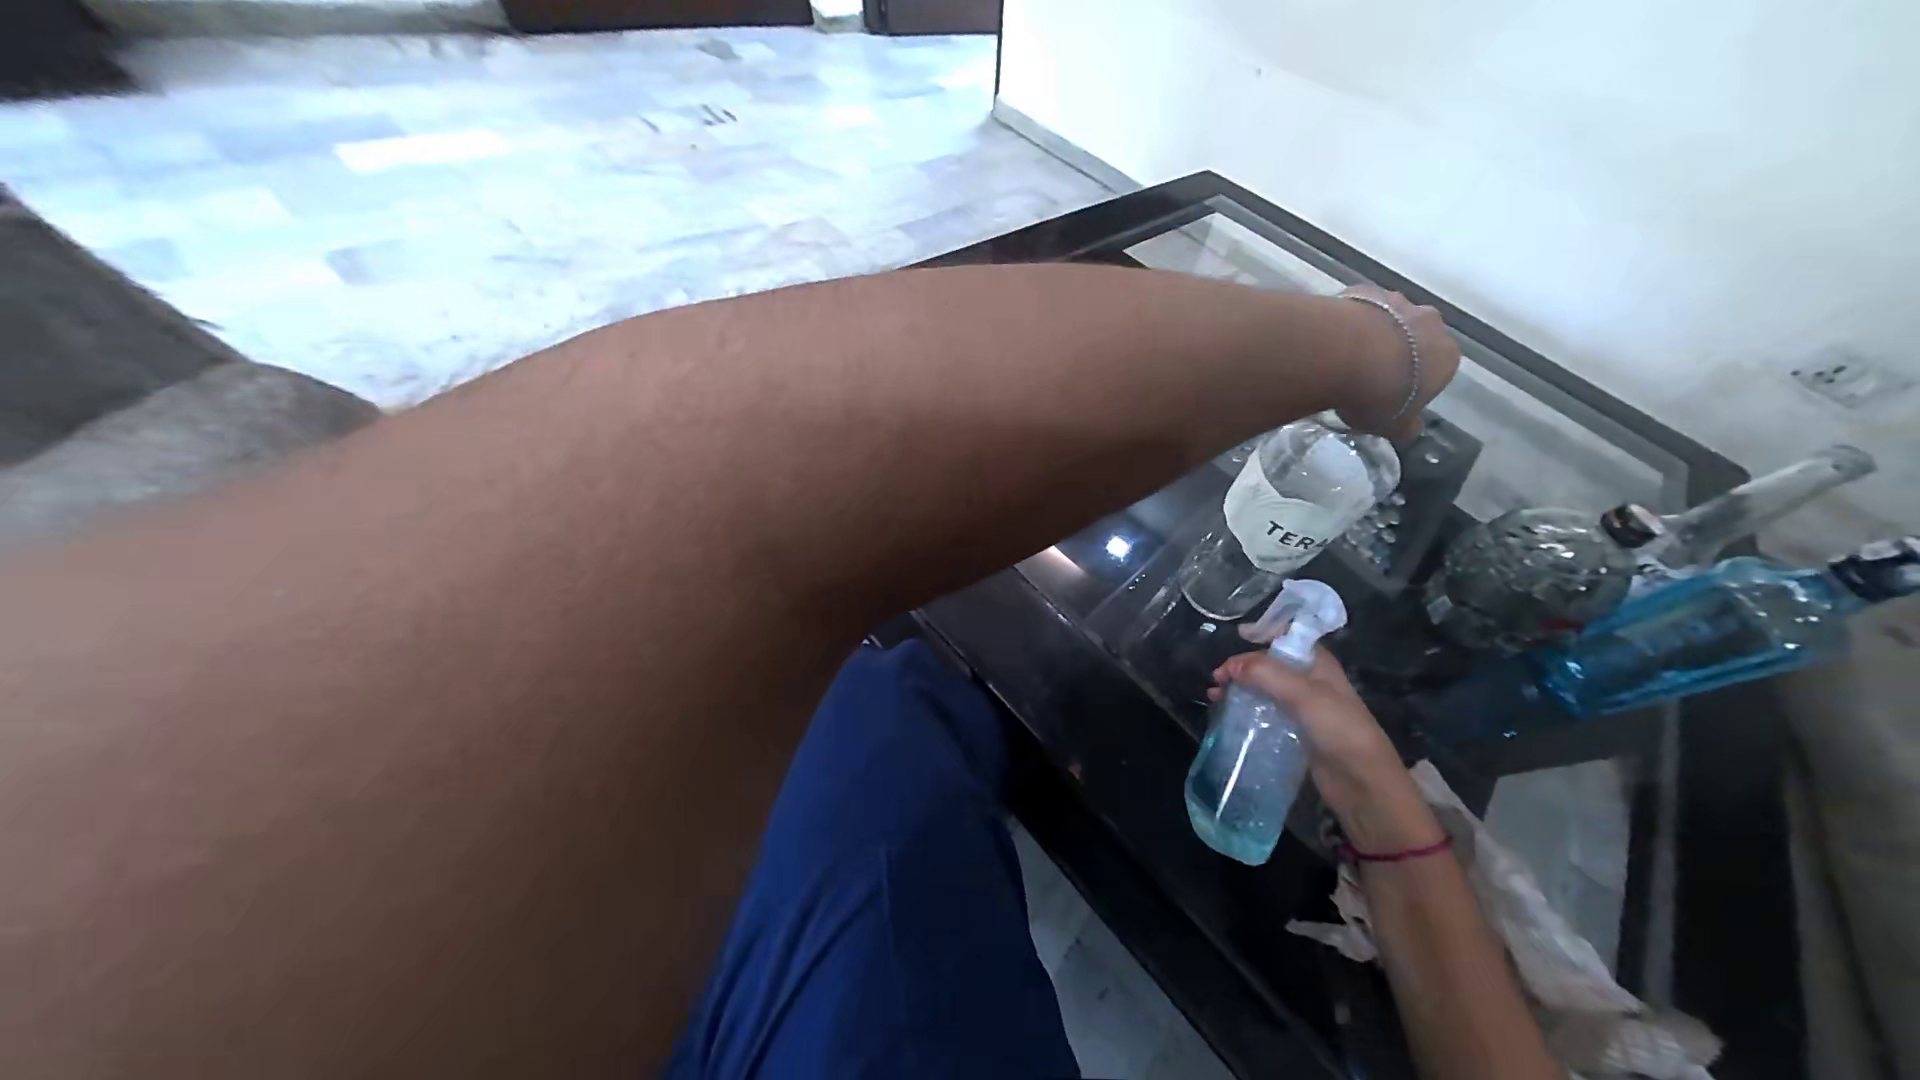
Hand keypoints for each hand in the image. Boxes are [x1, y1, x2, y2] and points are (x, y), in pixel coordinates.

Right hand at [1209, 647, 1443, 850]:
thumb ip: (1265, 674)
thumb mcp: (1304, 695)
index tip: (1233, 645)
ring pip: (1263, 688)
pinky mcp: (1295, 730)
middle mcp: (1309, 680)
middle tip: (1217, 680)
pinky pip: (1265, 712)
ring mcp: (1302, 706)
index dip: (1258, 637)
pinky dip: (1245, 709)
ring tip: (1215, 697)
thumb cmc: (1339, 731)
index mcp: (1317, 663)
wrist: (1364, 785)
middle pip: (1268, 663)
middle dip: (1240, 667)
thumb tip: (1229, 667)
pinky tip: (1228, 714)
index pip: (1283, 638)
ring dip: (1239, 688)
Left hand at [1334, 284, 1459, 440]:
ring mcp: (1398, 302)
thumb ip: (1405, 427)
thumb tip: (1411, 430)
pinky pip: (1359, 308)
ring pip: (1388, 320)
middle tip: (1363, 374)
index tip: (1386, 395)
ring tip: (1341, 357)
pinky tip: (1328, 337)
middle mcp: (1430, 324)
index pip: (1435, 371)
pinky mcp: (1365, 291)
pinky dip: (1348, 321)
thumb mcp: (1392, 425)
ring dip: (1371, 334)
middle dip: (1395, 353)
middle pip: (1414, 340)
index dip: (1411, 383)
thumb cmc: (1375, 395)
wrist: (1341, 353)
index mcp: (1446, 357)